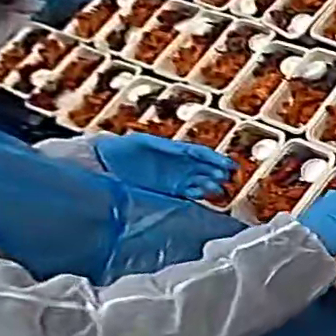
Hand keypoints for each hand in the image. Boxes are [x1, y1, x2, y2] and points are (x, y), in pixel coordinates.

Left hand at [95, 132, 234, 199]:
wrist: (105, 162)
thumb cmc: (123, 148)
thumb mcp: (143, 142)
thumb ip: (165, 146)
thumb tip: (186, 151)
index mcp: (179, 150)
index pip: (204, 154)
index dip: (218, 159)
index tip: (230, 165)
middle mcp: (183, 164)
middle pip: (208, 168)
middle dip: (218, 172)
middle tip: (224, 177)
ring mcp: (179, 178)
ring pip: (204, 182)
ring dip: (212, 185)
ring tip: (215, 189)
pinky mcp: (173, 191)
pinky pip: (192, 192)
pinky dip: (199, 193)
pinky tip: (201, 194)